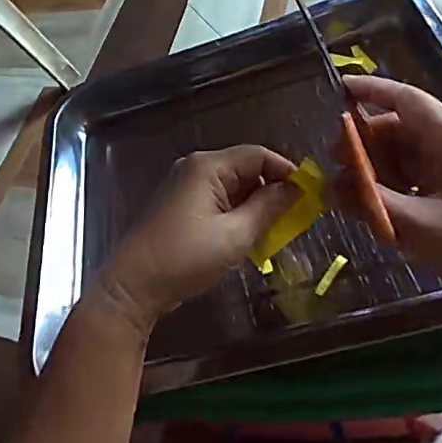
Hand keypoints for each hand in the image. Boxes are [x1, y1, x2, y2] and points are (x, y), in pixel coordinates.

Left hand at [100, 145, 299, 328]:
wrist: (132, 287)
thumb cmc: (185, 257)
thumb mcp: (236, 235)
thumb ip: (268, 208)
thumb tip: (294, 189)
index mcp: (208, 166)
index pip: (258, 155)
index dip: (286, 171)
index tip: (309, 194)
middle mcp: (195, 168)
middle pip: (246, 168)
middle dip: (272, 190)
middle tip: (296, 217)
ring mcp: (185, 186)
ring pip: (233, 186)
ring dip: (255, 205)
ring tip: (275, 231)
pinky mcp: (180, 205)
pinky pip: (218, 200)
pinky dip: (237, 214)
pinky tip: (248, 237)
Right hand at [346, 76, 441, 314]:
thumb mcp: (421, 227)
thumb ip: (373, 204)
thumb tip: (332, 188)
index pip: (407, 99)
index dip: (372, 90)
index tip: (340, 88)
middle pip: (404, 126)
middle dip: (368, 141)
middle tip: (336, 162)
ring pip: (410, 152)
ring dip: (381, 167)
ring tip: (350, 190)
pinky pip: (422, 173)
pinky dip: (398, 183)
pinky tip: (378, 203)